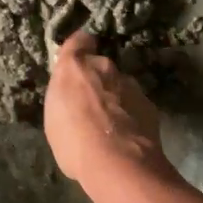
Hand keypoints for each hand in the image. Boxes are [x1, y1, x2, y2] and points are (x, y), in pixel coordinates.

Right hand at [45, 31, 171, 186]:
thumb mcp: (54, 118)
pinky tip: (127, 135)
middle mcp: (104, 67)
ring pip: (119, 85)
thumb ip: (64, 96)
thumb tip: (72, 94)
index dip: (80, 47)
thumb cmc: (74, 140)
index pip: (79, 40)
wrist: (117, 162)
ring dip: (115, 97)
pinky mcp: (148, 102)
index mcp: (75, 67)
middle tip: (91, 105)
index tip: (79, 57)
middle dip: (96, 80)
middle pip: (100, 66)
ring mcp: (129, 84)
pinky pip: (135, 103)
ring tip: (110, 125)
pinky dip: (130, 113)